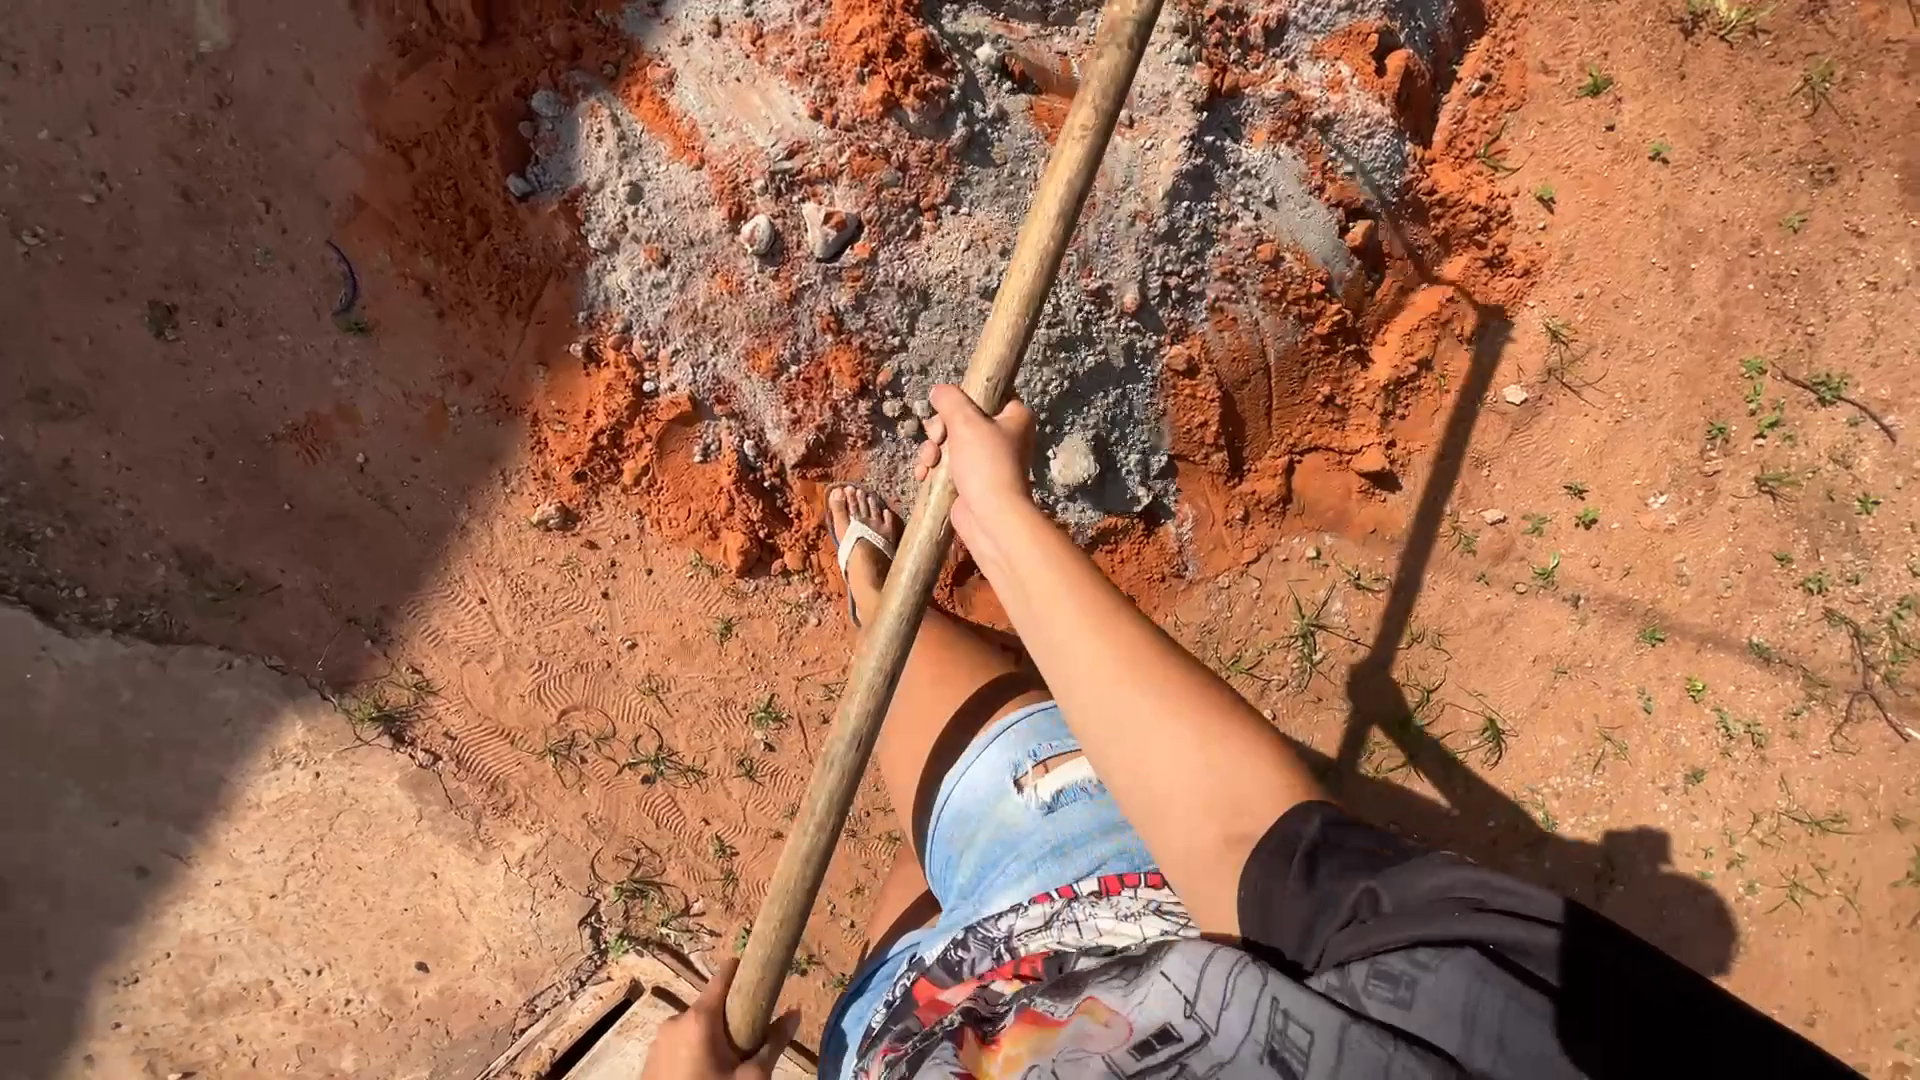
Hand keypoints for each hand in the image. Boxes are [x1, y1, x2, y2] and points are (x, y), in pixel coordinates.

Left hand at [639, 959, 801, 1079]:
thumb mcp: (750, 1079)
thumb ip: (773, 1043)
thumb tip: (795, 1013)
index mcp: (699, 1018)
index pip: (725, 974)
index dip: (745, 973)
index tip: (761, 983)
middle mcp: (674, 1020)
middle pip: (711, 1005)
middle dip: (730, 1018)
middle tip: (747, 1042)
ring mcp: (656, 1043)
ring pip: (693, 1027)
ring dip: (710, 1038)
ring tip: (725, 1065)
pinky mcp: (647, 1064)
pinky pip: (676, 1046)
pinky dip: (691, 1054)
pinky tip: (702, 1077)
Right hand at [914, 384, 1037, 555]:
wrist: (991, 518)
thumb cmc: (986, 466)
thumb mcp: (966, 423)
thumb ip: (950, 400)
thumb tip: (938, 390)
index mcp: (1015, 417)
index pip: (988, 394)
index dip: (964, 399)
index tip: (949, 410)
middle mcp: (1004, 436)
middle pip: (962, 418)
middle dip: (940, 429)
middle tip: (937, 438)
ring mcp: (986, 460)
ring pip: (949, 442)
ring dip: (932, 450)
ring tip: (929, 462)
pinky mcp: (971, 479)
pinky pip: (946, 465)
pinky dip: (933, 468)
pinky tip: (924, 475)